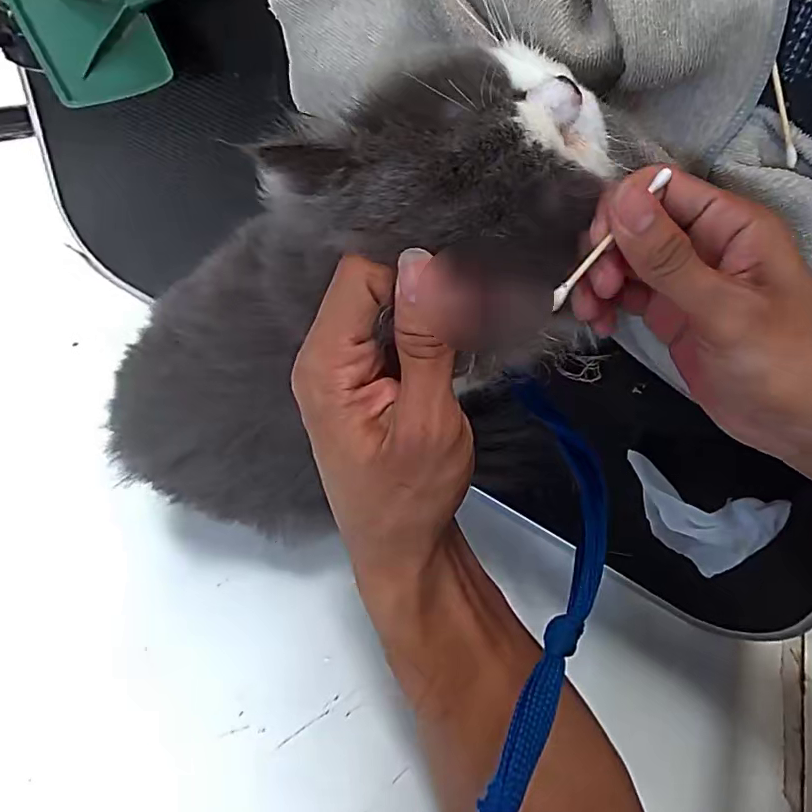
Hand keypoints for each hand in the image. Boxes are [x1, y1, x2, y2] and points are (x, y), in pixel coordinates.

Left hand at [292, 251, 473, 572]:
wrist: (403, 545)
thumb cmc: (411, 495)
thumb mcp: (427, 418)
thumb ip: (425, 341)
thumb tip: (424, 266)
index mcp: (328, 363)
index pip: (361, 275)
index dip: (414, 268)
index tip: (467, 279)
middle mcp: (327, 355)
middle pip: (375, 284)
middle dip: (430, 285)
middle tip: (484, 303)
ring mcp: (348, 365)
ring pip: (392, 305)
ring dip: (438, 309)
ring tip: (479, 325)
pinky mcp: (370, 375)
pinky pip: (401, 330)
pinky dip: (436, 330)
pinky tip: (463, 345)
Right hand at [570, 166, 811, 466]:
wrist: (804, 426)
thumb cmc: (784, 365)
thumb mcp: (726, 312)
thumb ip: (671, 259)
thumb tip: (624, 200)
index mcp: (734, 225)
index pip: (664, 187)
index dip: (625, 209)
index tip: (603, 246)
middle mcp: (710, 243)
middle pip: (639, 221)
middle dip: (608, 247)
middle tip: (599, 287)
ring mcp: (691, 279)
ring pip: (629, 257)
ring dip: (601, 276)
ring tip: (593, 309)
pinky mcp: (677, 313)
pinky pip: (632, 292)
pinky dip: (609, 301)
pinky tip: (601, 322)